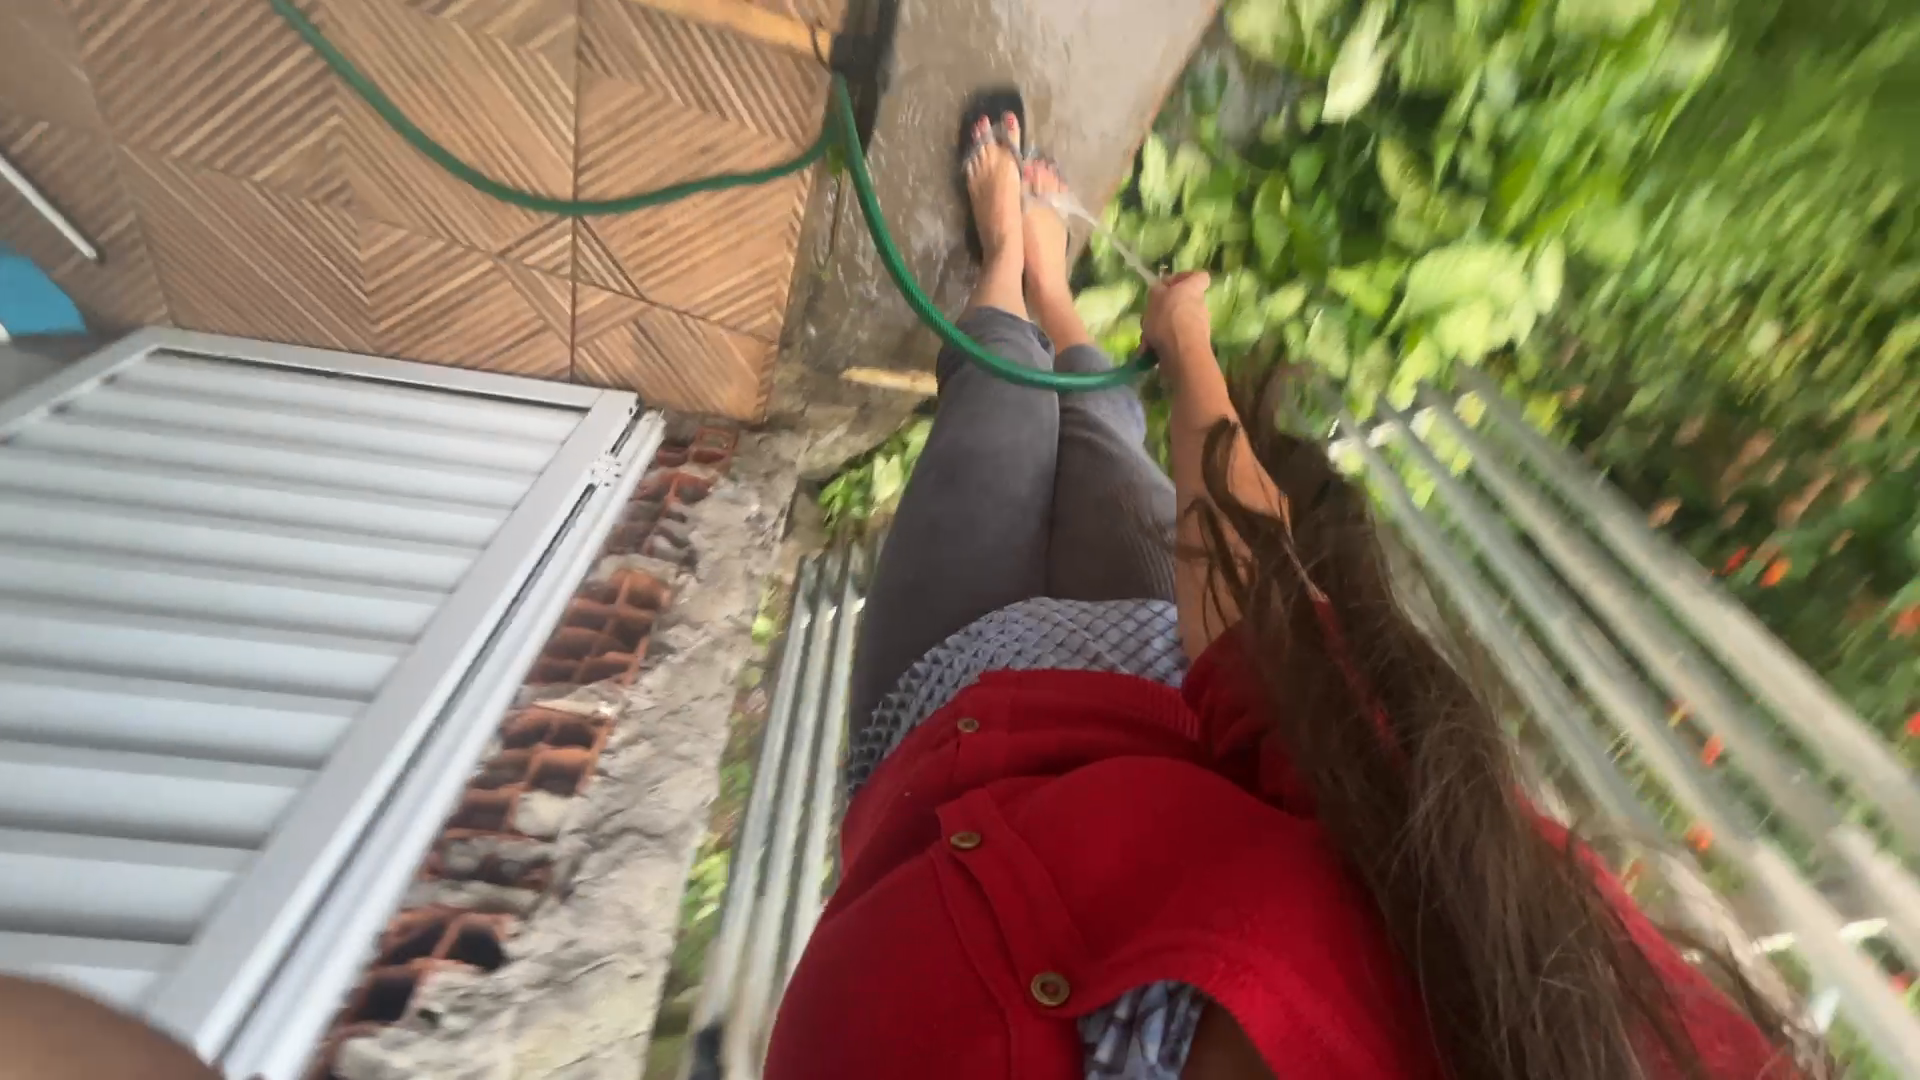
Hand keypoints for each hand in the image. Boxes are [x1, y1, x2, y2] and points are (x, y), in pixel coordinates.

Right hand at [1143, 272, 1212, 359]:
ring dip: (1159, 331)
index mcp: (1193, 289)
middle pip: (1182, 303)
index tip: (1169, 285)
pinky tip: (1148, 351)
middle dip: (1164, 311)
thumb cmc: (1168, 318)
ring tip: (1145, 339)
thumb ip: (1157, 290)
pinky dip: (1160, 345)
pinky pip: (1173, 341)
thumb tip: (1160, 289)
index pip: (1199, 276)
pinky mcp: (1191, 345)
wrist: (1181, 352)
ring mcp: (1197, 327)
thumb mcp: (1155, 297)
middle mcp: (1199, 306)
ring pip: (1174, 324)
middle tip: (1149, 317)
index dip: (1185, 278)